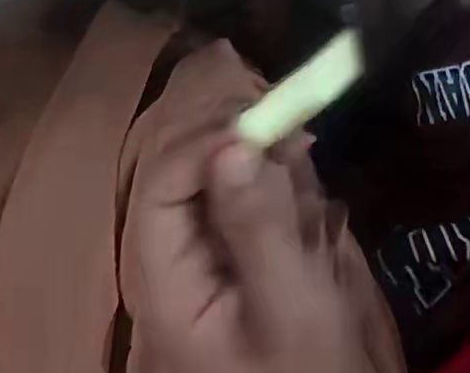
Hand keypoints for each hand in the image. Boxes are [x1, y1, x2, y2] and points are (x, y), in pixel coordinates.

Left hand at [131, 126, 375, 372]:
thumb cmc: (308, 369)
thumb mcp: (293, 307)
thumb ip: (260, 226)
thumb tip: (236, 145)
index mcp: (166, 283)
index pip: (161, 187)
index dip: (205, 143)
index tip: (264, 121)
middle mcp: (176, 257)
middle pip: (188, 166)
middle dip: (240, 140)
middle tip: (294, 129)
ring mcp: (207, 247)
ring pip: (220, 167)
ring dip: (266, 155)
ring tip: (304, 166)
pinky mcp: (238, 241)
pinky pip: (250, 184)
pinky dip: (281, 174)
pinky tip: (307, 193)